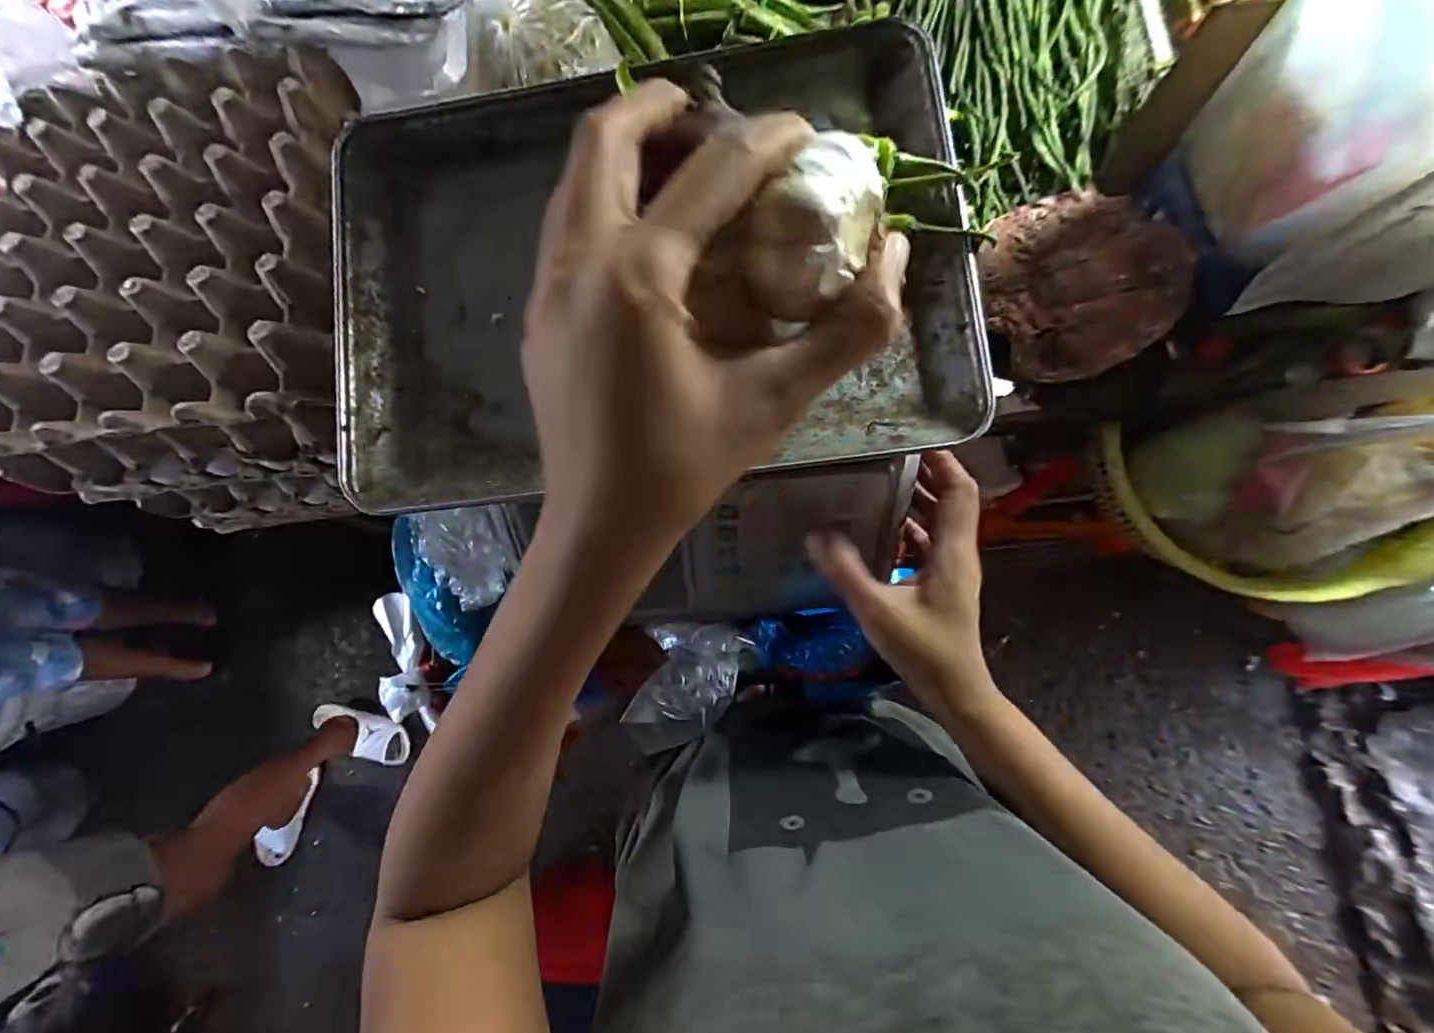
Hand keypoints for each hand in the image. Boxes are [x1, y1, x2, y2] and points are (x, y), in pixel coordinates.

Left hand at [523, 80, 908, 548]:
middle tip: (712, 114)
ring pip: (575, 181)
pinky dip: (604, 201)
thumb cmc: (683, 469)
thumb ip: (846, 331)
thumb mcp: (774, 402)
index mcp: (638, 277)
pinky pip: (565, 227)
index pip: (709, 174)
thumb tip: (895, 258)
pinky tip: (645, 237)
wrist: (598, 524)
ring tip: (680, 163)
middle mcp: (578, 263)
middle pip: (604, 140)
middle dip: (661, 108)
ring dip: (625, 153)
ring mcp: (546, 288)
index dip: (763, 140)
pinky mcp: (538, 316)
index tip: (800, 130)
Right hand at [808, 450, 994, 715]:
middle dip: (927, 474)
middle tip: (891, 455)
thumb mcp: (877, 610)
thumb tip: (815, 536)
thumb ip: (846, 572)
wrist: (956, 689)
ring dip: (920, 499)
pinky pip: (932, 541)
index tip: (916, 440)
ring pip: (943, 520)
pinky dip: (914, 526)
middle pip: (953, 499)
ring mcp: (954, 568)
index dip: (945, 462)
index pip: (961, 490)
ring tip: (885, 481)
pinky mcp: (945, 583)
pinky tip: (885, 527)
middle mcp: (959, 553)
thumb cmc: (923, 650)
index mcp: (952, 551)